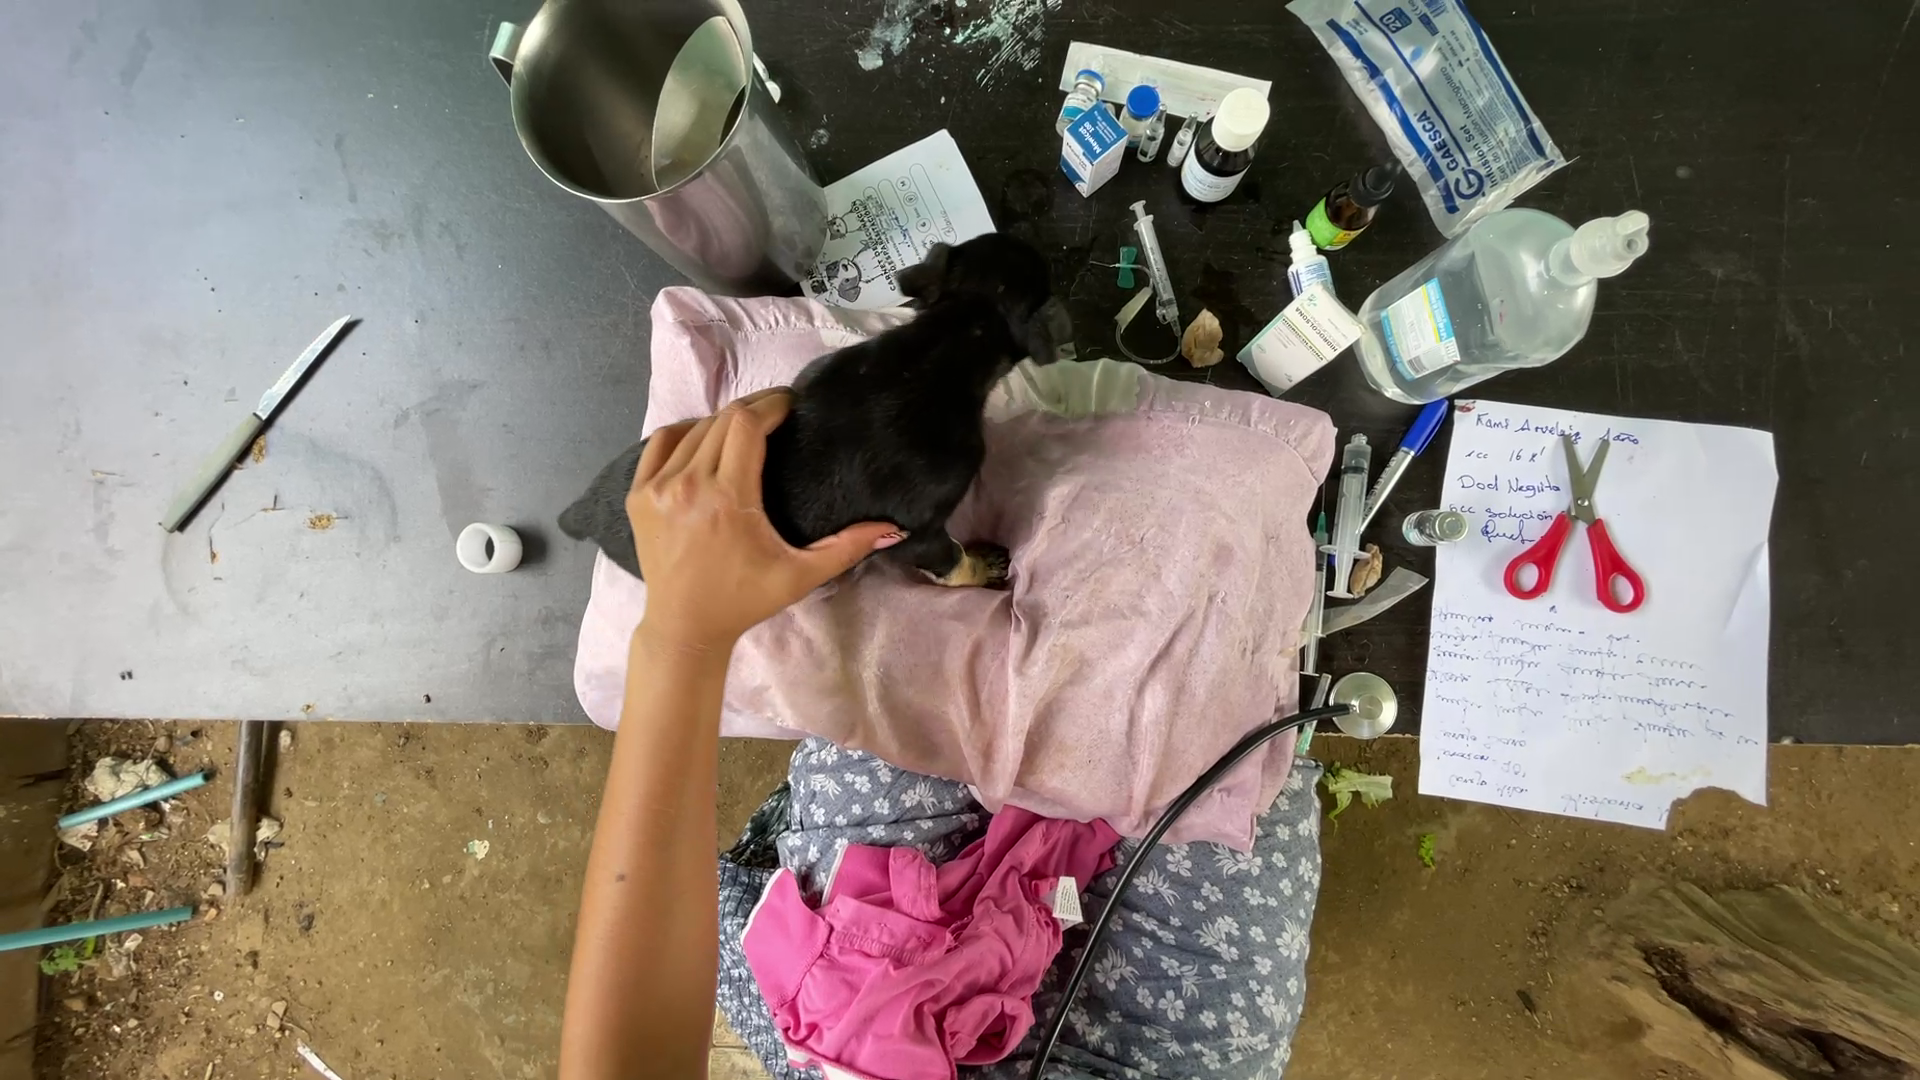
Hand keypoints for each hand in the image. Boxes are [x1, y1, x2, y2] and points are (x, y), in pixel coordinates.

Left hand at [627, 389, 901, 654]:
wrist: (685, 626)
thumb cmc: (745, 599)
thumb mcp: (801, 575)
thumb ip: (846, 548)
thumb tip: (893, 528)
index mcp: (728, 498)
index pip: (746, 424)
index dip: (771, 405)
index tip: (791, 404)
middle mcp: (688, 484)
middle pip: (722, 419)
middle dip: (753, 409)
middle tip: (777, 413)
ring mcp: (657, 488)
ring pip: (693, 428)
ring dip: (722, 421)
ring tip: (746, 428)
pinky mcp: (638, 495)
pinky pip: (661, 443)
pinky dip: (685, 433)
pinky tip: (704, 441)